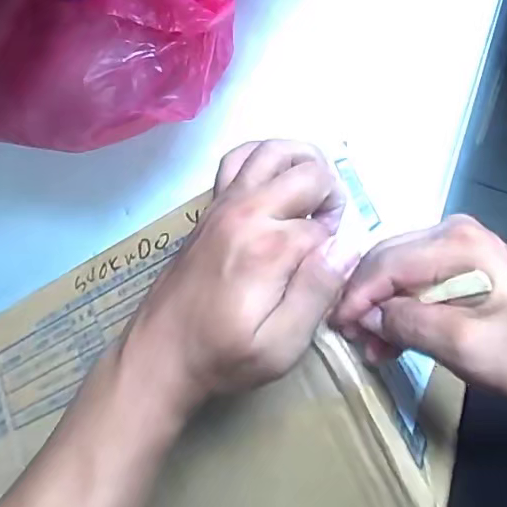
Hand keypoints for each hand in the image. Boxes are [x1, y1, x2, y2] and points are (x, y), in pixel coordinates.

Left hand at [124, 140, 351, 416]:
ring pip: (275, 151)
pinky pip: (239, 158)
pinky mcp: (212, 206)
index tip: (325, 272)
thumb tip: (346, 245)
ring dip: (305, 163)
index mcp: (269, 248)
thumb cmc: (223, 355)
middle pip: (308, 173)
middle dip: (330, 196)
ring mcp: (225, 203)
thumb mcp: (281, 346)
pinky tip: (276, 180)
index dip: (335, 246)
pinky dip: (264, 156)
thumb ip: (317, 292)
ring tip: (313, 194)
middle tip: (327, 230)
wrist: (160, 353)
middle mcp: (248, 212)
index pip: (324, 226)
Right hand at [331, 215, 506, 405]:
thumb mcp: (467, 347)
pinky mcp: (469, 261)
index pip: (385, 263)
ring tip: (373, 348)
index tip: (336, 331)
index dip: (356, 297)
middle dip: (366, 300)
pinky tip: (397, 336)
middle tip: (352, 341)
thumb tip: (368, 317)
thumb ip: (411, 325)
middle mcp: (452, 230)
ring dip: (383, 305)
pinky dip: (405, 304)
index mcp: (454, 242)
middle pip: (389, 259)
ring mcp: (463, 242)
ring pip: (401, 268)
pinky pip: (421, 276)